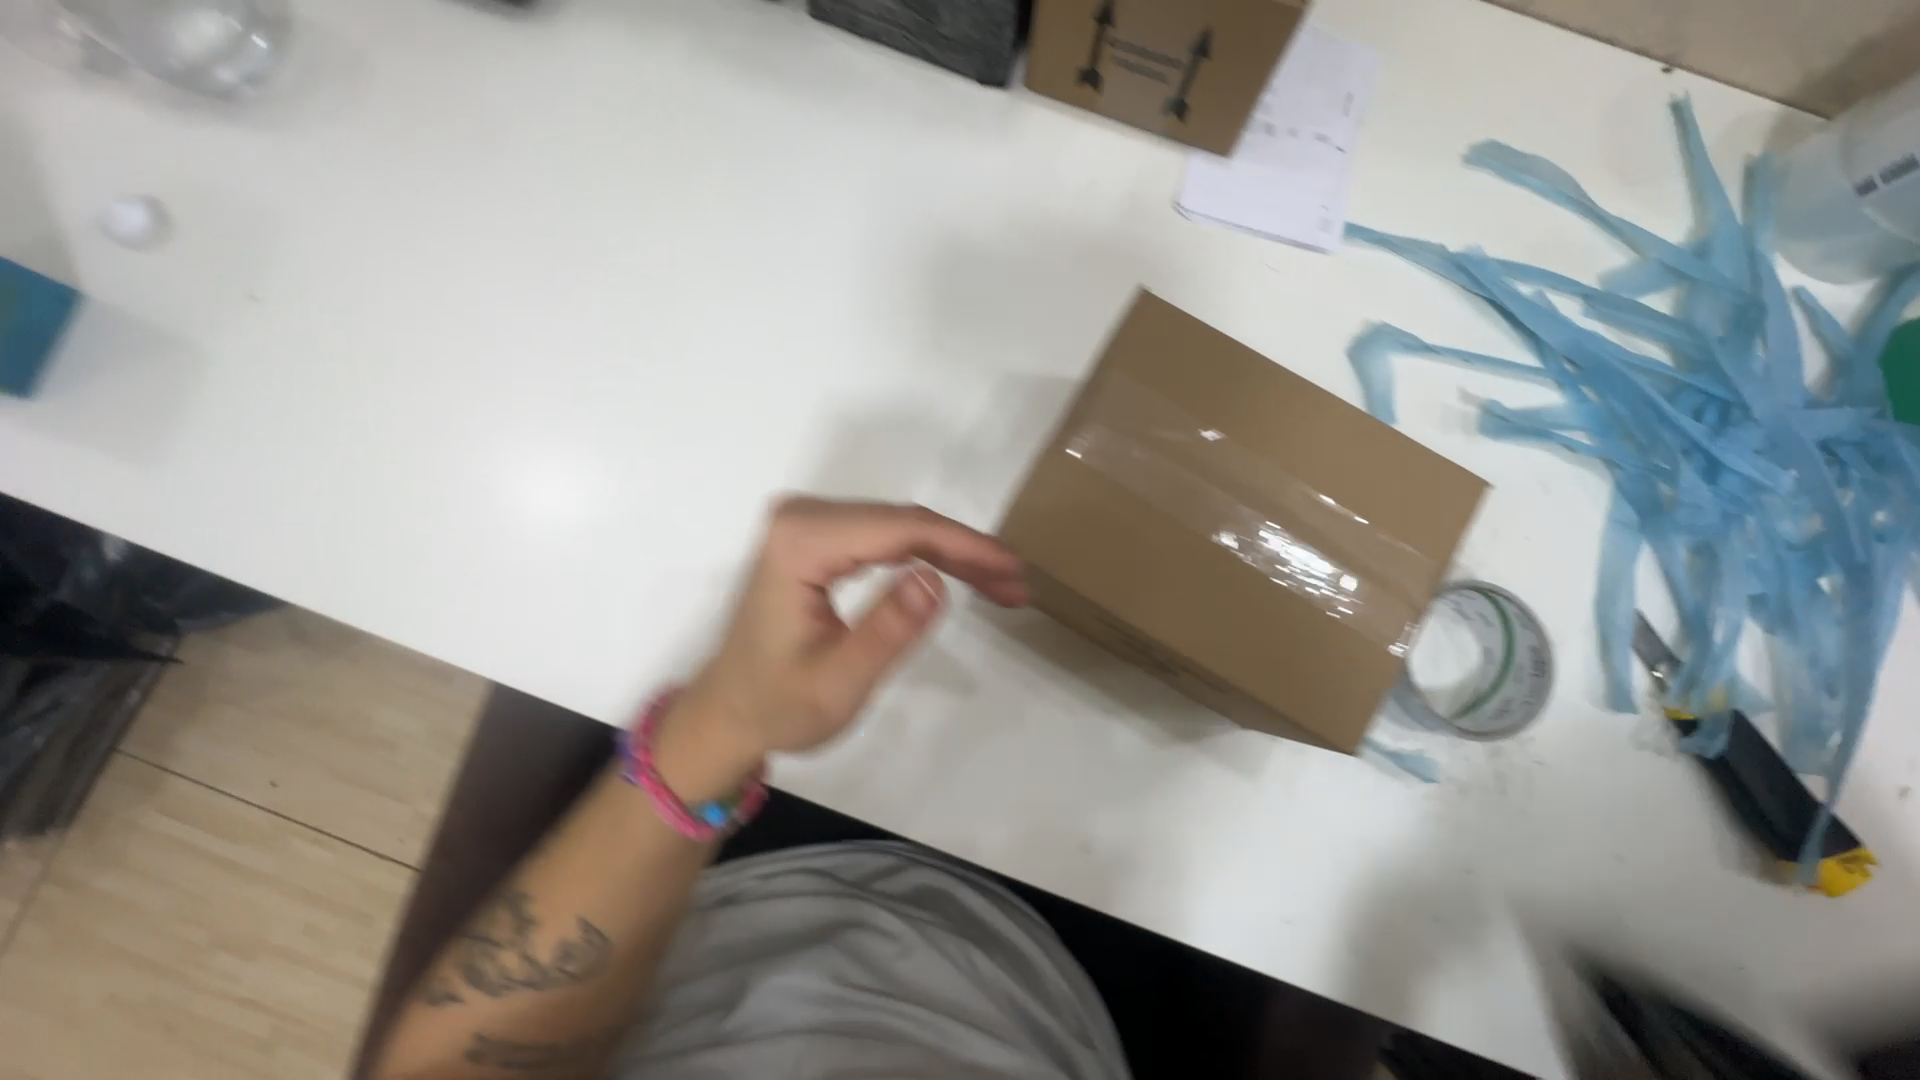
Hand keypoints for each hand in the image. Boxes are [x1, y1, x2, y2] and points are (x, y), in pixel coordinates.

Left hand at [653, 497, 1027, 793]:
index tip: (1013, 568)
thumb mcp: (838, 683)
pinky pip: (883, 536)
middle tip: (1017, 585)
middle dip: (966, 551)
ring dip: (953, 553)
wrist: (729, 713)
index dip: (963, 545)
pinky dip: (926, 555)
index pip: (899, 529)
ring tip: (1003, 585)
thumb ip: (887, 631)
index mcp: (800, 543)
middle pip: (903, 521)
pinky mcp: (814, 538)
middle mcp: (800, 517)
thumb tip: (936, 580)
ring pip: (900, 526)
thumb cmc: (777, 706)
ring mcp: (805, 524)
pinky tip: (960, 575)